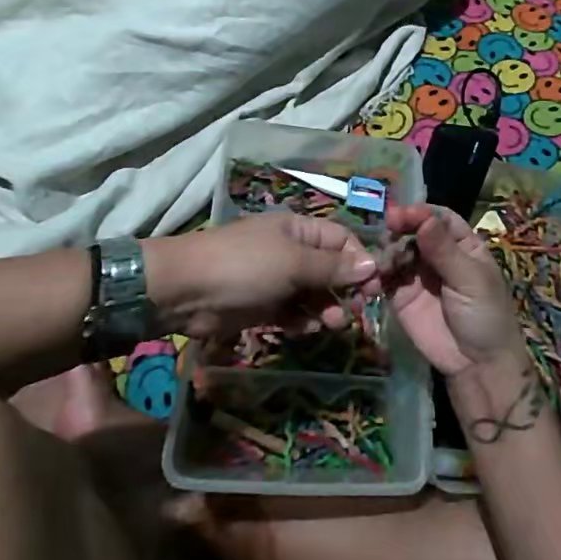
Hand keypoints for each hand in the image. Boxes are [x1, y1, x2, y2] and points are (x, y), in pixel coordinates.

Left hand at [145, 214, 376, 338]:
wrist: (185, 291)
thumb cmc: (244, 266)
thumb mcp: (293, 262)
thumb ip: (333, 267)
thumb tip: (373, 265)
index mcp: (298, 230)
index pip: (342, 240)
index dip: (360, 261)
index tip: (376, 286)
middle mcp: (291, 251)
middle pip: (330, 269)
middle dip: (345, 289)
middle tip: (356, 310)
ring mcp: (276, 279)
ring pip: (313, 294)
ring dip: (326, 309)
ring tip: (331, 324)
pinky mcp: (263, 305)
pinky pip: (293, 312)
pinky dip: (302, 321)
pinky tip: (304, 329)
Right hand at [381, 205, 522, 374]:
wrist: (477, 366)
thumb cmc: (485, 317)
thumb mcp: (470, 280)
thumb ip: (444, 250)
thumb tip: (423, 218)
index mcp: (463, 245)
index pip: (440, 218)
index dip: (421, 213)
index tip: (402, 214)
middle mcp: (437, 254)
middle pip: (414, 230)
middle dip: (400, 228)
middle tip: (387, 230)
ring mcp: (417, 274)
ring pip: (396, 250)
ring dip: (387, 250)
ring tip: (384, 262)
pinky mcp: (400, 294)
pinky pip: (384, 276)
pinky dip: (376, 273)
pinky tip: (373, 277)